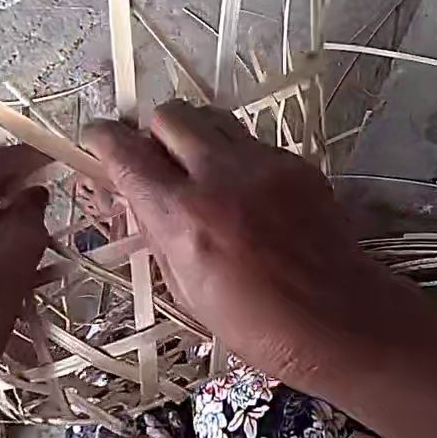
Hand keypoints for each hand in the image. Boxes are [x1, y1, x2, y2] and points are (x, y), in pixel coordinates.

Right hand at [85, 101, 427, 393]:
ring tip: (199, 167)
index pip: (127, 153)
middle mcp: (221, 175)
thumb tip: (140, 196)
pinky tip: (246, 190)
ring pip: (214, 118)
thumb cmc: (256, 324)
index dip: (103, 138)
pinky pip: (252, 142)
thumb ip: (159, 231)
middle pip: (172, 114)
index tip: (97, 136)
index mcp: (183, 216)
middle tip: (157, 157)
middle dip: (153, 130)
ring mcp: (264, 163)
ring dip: (195, 134)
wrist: (338, 318)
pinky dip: (236, 156)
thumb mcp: (187, 290)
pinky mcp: (297, 163)